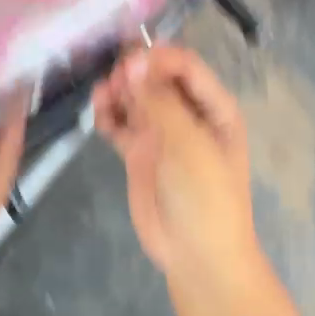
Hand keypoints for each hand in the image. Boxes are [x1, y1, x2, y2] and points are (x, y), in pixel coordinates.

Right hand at [92, 47, 259, 283]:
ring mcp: (161, 132)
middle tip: (114, 84)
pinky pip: (119, 121)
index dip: (158, 59)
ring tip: (102, 100)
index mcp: (214, 108)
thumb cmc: (205, 198)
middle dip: (133, 73)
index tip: (129, 64)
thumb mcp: (189, 146)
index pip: (185, 66)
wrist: (197, 256)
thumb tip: (131, 62)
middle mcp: (187, 114)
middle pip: (156, 76)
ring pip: (134, 96)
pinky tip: (100, 118)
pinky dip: (107, 114)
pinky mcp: (138, 151)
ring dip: (116, 91)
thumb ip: (160, 102)